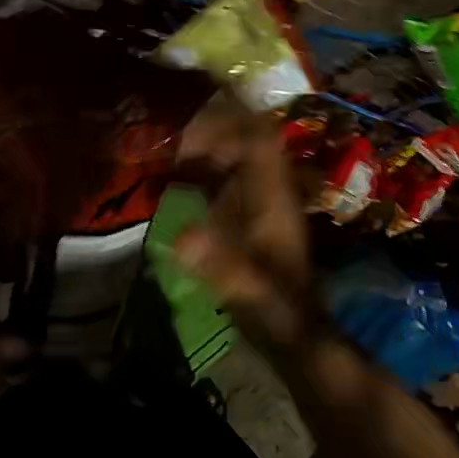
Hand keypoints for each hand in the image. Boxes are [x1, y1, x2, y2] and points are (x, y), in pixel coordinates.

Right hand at [172, 97, 320, 349]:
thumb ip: (217, 262)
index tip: (185, 131)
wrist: (293, 331)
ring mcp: (263, 203)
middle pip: (246, 141)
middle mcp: (270, 191)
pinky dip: (202, 174)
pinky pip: (228, 180)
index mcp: (272, 197)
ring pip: (237, 159)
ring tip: (165, 154)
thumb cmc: (272, 307)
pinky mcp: (252, 217)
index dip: (224, 126)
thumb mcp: (244, 286)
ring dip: (203, 151)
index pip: (258, 140)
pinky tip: (174, 183)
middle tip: (167, 140)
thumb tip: (180, 237)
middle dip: (207, 134)